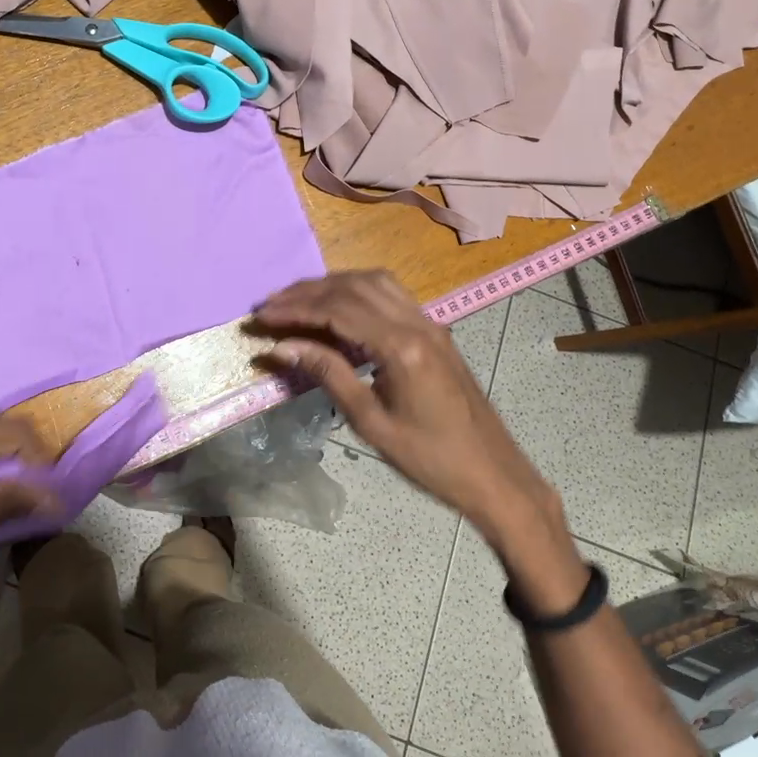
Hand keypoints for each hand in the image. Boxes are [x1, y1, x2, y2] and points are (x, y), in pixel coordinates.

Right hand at [255, 271, 567, 551]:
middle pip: (353, 287)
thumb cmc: (431, 460)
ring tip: (297, 301)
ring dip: (332, 284)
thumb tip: (282, 346)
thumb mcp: (371, 422)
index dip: (295, 309)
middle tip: (270, 306)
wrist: (496, 475)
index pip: (337, 310)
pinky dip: (356, 291)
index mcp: (402, 348)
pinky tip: (337, 307)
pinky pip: (391, 294)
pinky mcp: (435, 332)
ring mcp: (430, 324)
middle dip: (307, 292)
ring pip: (374, 282)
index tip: (261, 316)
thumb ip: (328, 374)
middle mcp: (418, 324)